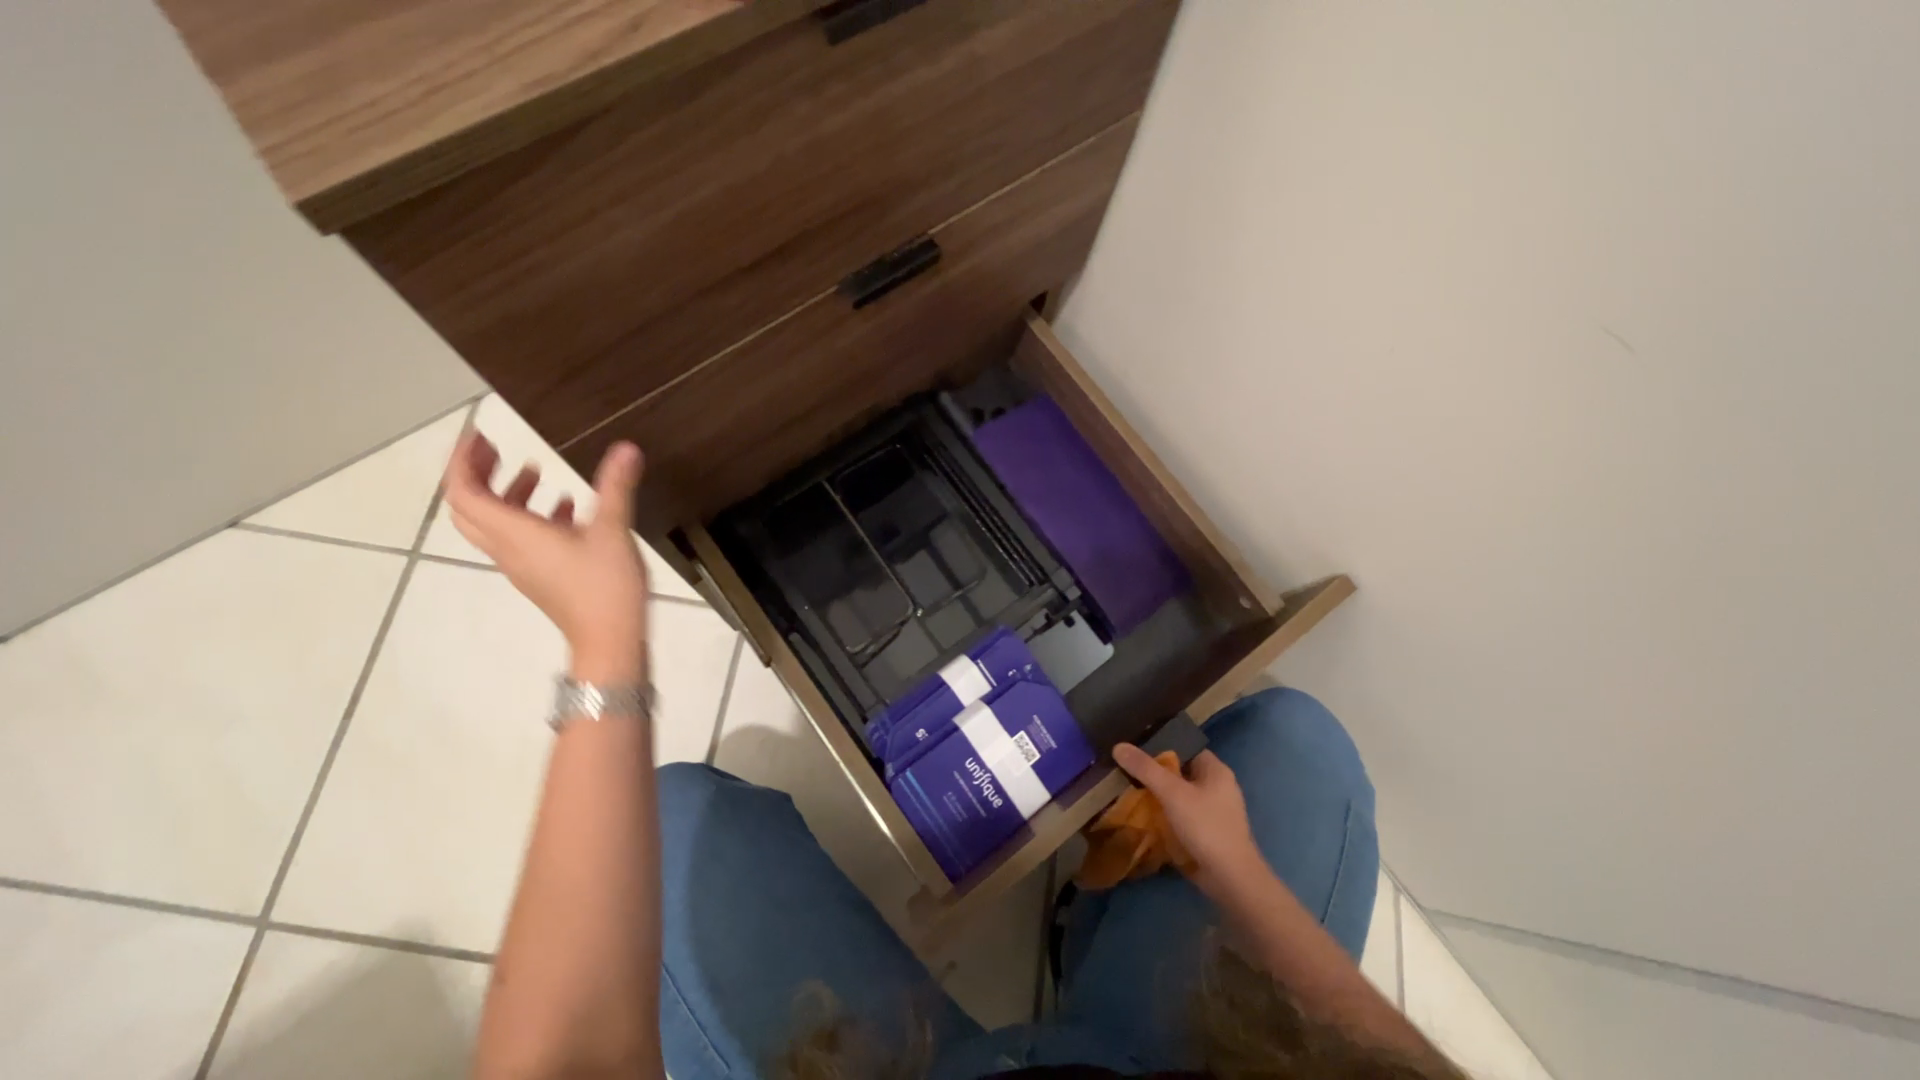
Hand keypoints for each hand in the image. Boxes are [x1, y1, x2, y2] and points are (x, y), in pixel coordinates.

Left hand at [442, 432, 650, 682]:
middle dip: (475, 473)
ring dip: (504, 492)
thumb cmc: (604, 586)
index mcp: (515, 534)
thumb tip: (626, 447)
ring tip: (535, 470)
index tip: (479, 434)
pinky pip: (520, 538)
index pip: (464, 493)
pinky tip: (564, 506)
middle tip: (496, 447)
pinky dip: (530, 514)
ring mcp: (523, 565)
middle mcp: (508, 549)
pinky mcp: (540, 576)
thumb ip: (616, 486)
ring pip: (494, 524)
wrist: (609, 641)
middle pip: (469, 509)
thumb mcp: (612, 530)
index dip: (463, 461)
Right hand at [1112, 745, 1264, 895]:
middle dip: (1155, 774)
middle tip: (1125, 771)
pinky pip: (1181, 816)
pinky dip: (1165, 816)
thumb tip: (1119, 746)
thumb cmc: (1206, 826)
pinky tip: (1143, 817)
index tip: (1134, 750)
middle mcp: (1218, 787)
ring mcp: (1213, 812)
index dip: (1161, 747)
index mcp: (1216, 770)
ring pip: (1179, 796)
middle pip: (1181, 772)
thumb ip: (1146, 769)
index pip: (1186, 748)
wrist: (1229, 877)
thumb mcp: (1172, 793)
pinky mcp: (1207, 833)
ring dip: (1158, 796)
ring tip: (1128, 792)